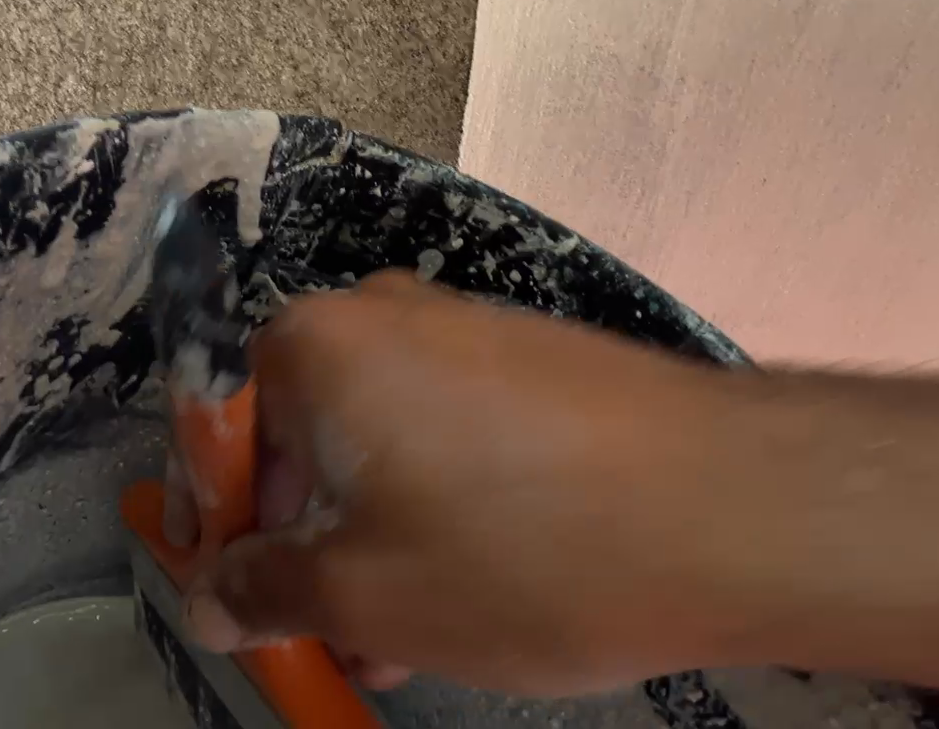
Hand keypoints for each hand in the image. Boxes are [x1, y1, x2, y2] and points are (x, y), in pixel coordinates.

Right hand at [165, 270, 742, 695]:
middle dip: (297, 536)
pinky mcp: (509, 348)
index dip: (211, 517)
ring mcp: (447, 323)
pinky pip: (431, 419)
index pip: (216, 427)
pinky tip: (458, 570)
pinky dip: (420, 492)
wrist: (730, 500)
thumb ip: (261, 593)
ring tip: (394, 624)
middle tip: (318, 625)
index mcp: (309, 345)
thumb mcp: (363, 593)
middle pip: (295, 430)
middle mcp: (368, 312)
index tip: (223, 588)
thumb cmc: (514, 548)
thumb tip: (208, 598)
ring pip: (367, 433)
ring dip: (361, 525)